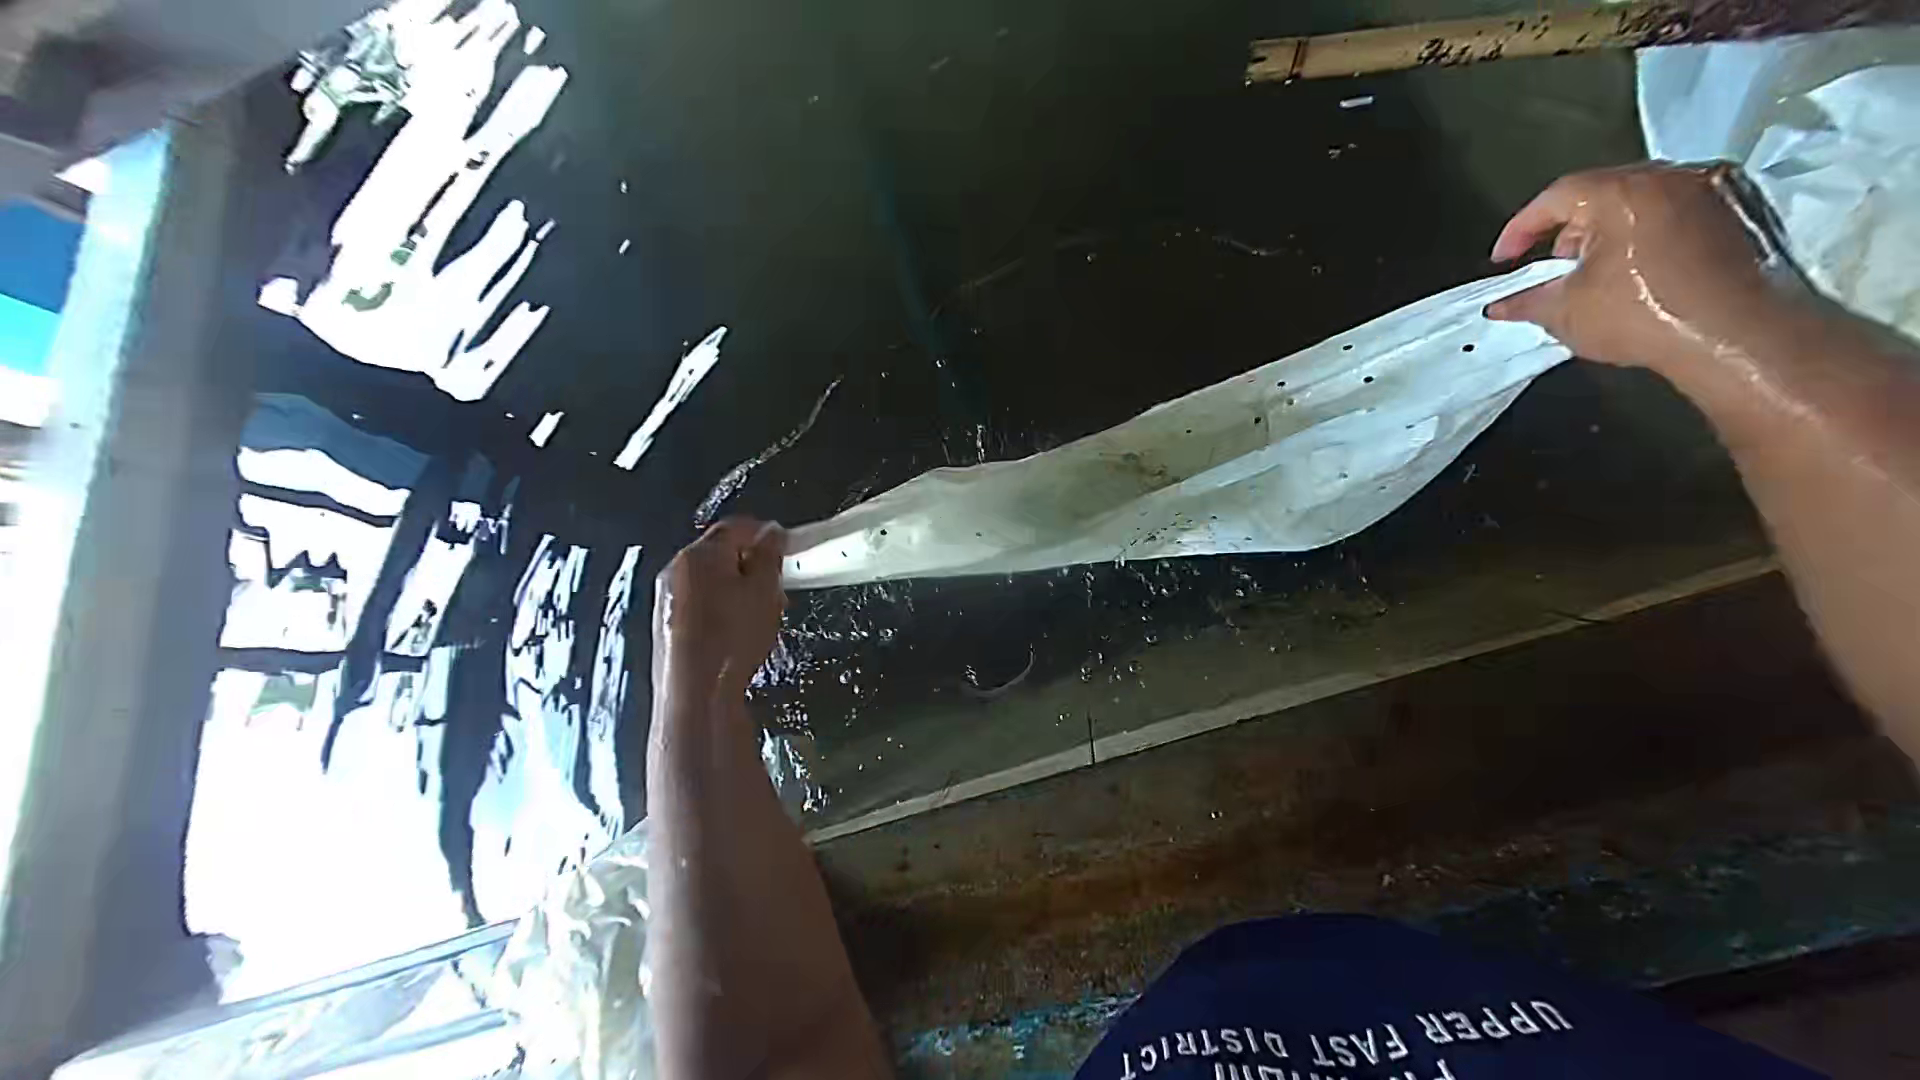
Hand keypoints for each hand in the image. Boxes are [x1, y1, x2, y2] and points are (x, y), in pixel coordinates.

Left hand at [653, 518, 786, 698]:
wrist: (695, 692)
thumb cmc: (733, 636)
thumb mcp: (764, 590)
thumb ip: (770, 555)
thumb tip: (771, 532)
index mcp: (699, 554)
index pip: (735, 527)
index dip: (764, 533)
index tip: (786, 546)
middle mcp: (676, 570)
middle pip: (720, 553)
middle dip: (751, 563)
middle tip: (778, 583)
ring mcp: (667, 598)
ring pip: (710, 579)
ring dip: (737, 586)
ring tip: (762, 610)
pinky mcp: (667, 624)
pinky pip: (699, 602)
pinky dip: (720, 606)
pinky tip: (738, 630)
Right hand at [1486, 163, 1801, 374]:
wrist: (1738, 334)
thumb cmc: (1647, 315)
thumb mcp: (1563, 312)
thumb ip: (1525, 301)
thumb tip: (1502, 305)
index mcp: (1627, 193)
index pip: (1557, 195)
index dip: (1520, 228)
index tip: (1504, 257)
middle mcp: (1678, 178)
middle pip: (1604, 191)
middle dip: (1567, 229)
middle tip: (1549, 267)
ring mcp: (1720, 191)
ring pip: (1645, 199)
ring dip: (1610, 231)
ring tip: (1593, 273)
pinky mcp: (1747, 211)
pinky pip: (1681, 211)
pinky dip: (1650, 234)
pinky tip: (1637, 272)